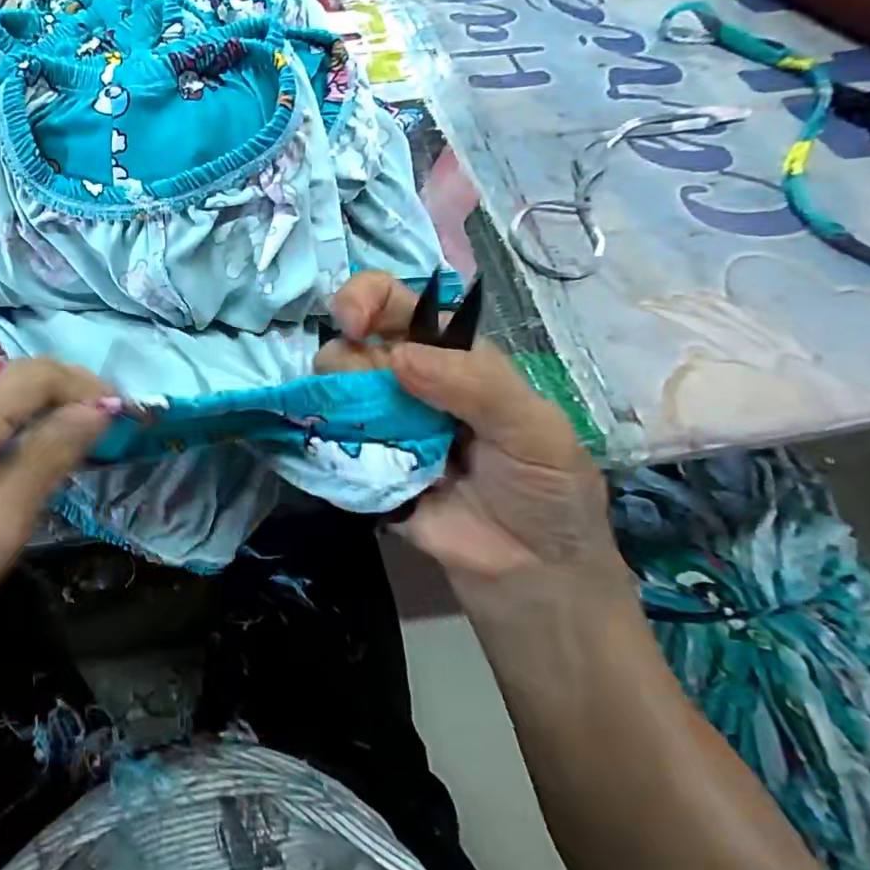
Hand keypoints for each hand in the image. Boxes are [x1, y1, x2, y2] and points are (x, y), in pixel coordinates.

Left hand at [0, 358, 110, 755]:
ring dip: (57, 403)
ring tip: (97, 431)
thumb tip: (98, 408)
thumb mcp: (2, 522)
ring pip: (12, 394)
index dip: (83, 384)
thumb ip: (48, 458)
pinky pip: (0, 418)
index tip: (125, 412)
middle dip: (74, 388)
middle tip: (117, 420)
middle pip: (23, 377)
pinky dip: (36, 421)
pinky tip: (55, 447)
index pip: (34, 375)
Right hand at [315, 273, 627, 601]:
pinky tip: (349, 457)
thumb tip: (396, 357)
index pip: (396, 304)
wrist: (529, 571)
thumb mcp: (535, 429)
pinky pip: (321, 437)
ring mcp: (377, 422)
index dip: (366, 297)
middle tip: (382, 405)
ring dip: (338, 405)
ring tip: (378, 442)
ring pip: (327, 387)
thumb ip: (475, 385)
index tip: (352, 322)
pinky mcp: (356, 461)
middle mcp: (405, 381)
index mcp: (451, 357)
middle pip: (348, 344)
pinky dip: (322, 440)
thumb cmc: (547, 491)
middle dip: (351, 364)